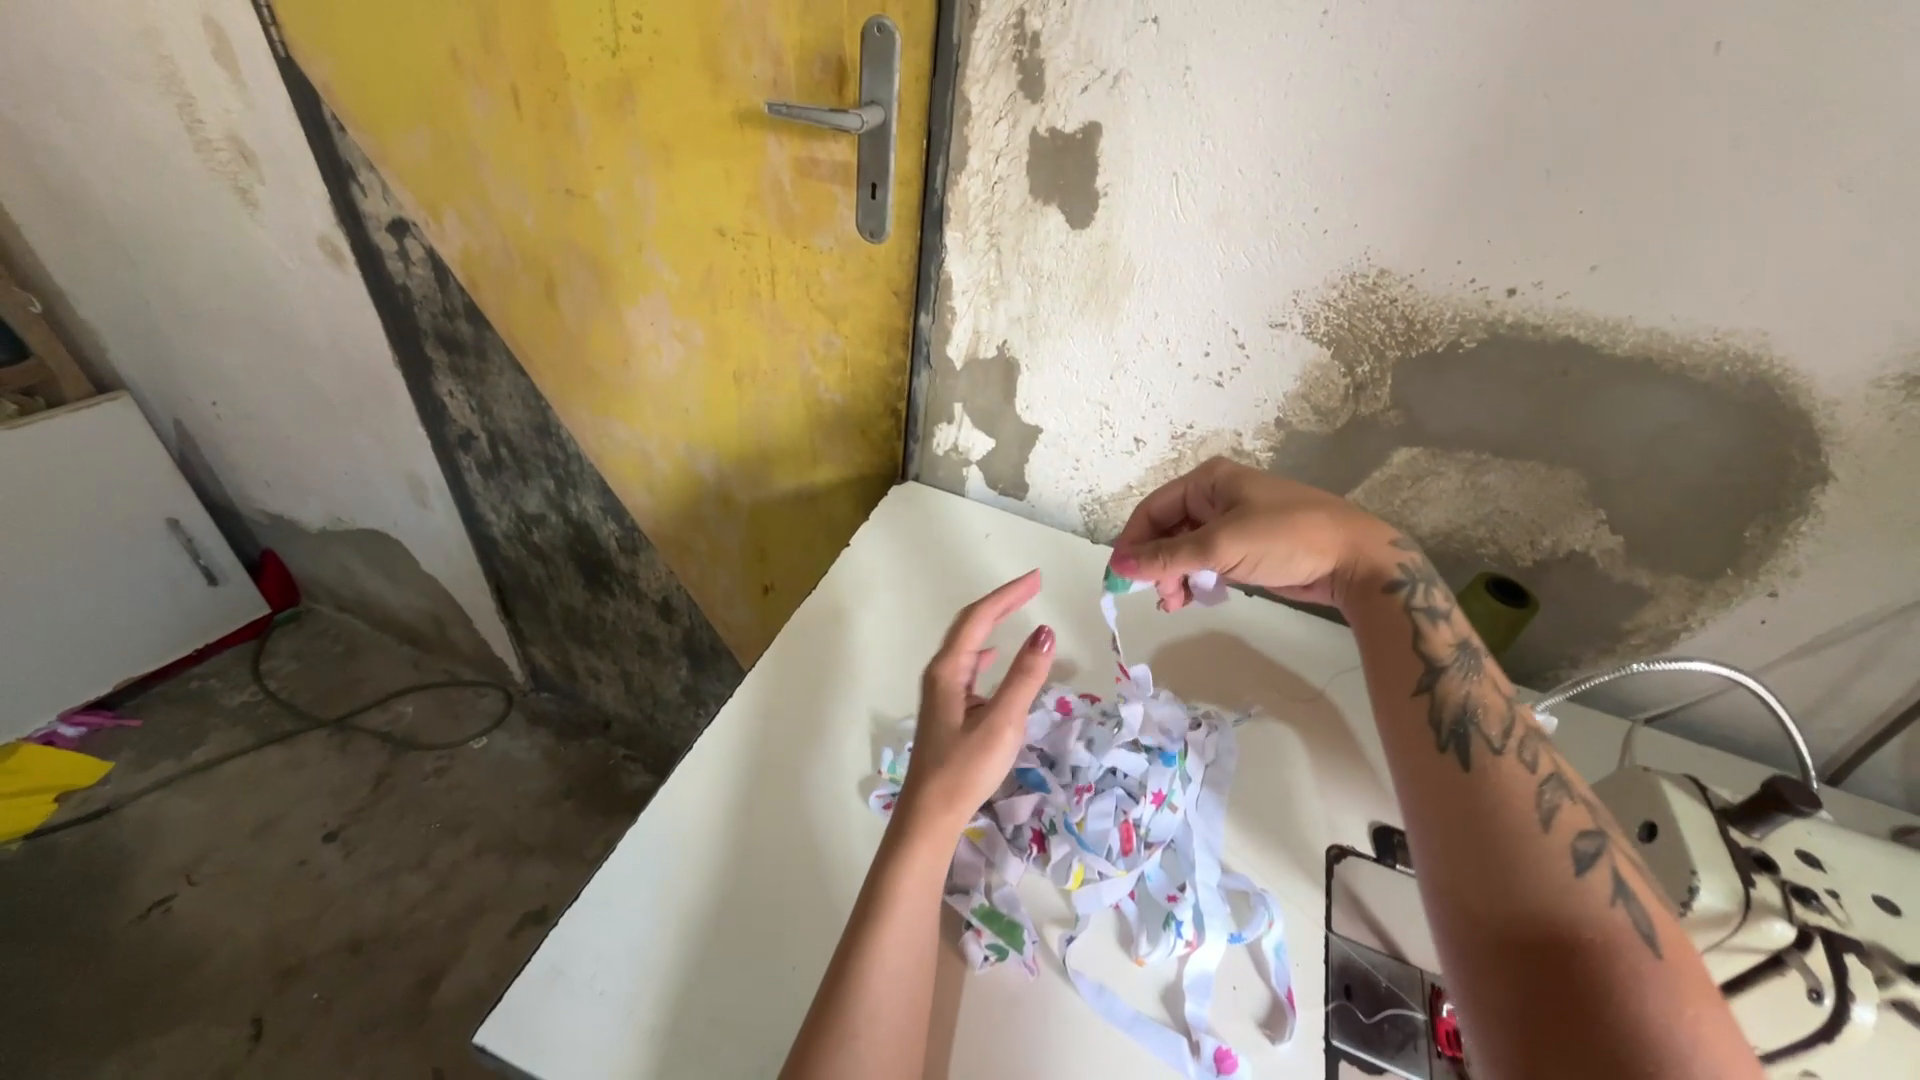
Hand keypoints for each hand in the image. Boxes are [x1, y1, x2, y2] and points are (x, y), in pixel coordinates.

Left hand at [896, 571, 1056, 837]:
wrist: (930, 814)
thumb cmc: (966, 767)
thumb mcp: (1002, 721)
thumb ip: (1025, 676)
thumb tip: (1045, 632)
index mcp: (949, 670)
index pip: (979, 618)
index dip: (1007, 595)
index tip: (1037, 579)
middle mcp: (940, 674)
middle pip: (970, 625)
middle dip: (1000, 603)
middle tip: (1032, 586)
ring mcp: (941, 692)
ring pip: (968, 645)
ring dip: (993, 624)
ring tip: (1017, 610)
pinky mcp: (947, 710)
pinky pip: (969, 666)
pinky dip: (987, 651)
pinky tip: (994, 658)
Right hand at [1109, 457, 1397, 611]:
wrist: (1354, 559)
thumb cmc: (1286, 538)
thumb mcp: (1220, 546)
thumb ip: (1166, 557)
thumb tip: (1117, 567)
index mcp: (1208, 481)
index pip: (1152, 510)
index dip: (1132, 543)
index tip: (1120, 578)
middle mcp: (1215, 497)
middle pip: (1165, 531)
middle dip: (1156, 564)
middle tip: (1158, 596)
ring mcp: (1230, 523)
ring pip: (1183, 550)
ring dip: (1174, 576)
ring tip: (1177, 603)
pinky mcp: (1244, 547)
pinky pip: (1204, 562)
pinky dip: (1194, 580)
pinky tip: (1193, 599)